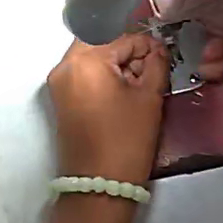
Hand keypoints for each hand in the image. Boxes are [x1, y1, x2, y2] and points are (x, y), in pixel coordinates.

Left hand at [46, 33, 168, 183]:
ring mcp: (58, 83)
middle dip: (126, 49)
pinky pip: (83, 74)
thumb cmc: (127, 139)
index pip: (121, 37)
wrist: (100, 186)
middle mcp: (64, 66)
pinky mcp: (60, 99)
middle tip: (150, 66)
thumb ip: (156, 64)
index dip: (146, 44)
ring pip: (91, 56)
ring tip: (139, 80)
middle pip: (100, 41)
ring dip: (115, 61)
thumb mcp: (149, 97)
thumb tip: (157, 49)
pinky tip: (123, 90)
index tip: (164, 55)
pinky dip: (103, 74)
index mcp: (84, 60)